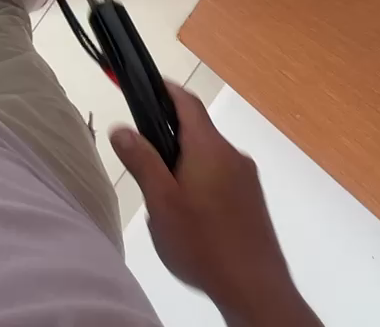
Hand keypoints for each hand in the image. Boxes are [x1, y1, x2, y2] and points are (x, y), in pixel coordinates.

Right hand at [110, 83, 319, 326]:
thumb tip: (121, 128)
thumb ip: (141, 160)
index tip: (144, 85)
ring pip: (207, 157)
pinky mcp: (252, 203)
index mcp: (209, 147)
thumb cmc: (204, 242)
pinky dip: (200, 183)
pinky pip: (220, 178)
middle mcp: (232, 155)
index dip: (165, 89)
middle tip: (142, 159)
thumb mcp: (161, 201)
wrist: (257, 293)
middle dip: (168, 138)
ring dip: (184, 165)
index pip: (187, 102)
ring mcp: (247, 180)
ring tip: (163, 197)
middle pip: (196, 131)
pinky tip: (189, 217)